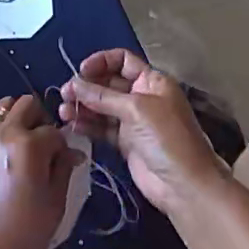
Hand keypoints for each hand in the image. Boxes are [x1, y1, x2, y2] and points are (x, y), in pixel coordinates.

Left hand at [0, 95, 82, 248]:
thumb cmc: (26, 231)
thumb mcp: (55, 201)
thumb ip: (64, 168)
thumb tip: (72, 151)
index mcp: (28, 144)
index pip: (54, 131)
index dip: (63, 146)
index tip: (64, 161)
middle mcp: (4, 131)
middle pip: (27, 104)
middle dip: (41, 120)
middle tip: (45, 145)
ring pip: (5, 106)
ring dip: (19, 118)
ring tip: (25, 144)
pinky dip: (1, 127)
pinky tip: (7, 151)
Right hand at [59, 49, 229, 216]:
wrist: (185, 188)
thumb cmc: (167, 139)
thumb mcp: (136, 109)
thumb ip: (102, 96)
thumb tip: (73, 83)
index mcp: (152, 81)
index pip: (122, 61)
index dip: (101, 62)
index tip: (81, 71)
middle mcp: (141, 97)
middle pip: (108, 83)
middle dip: (86, 86)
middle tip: (65, 94)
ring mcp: (133, 121)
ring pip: (101, 106)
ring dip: (82, 106)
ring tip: (63, 112)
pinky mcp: (125, 142)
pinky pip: (101, 127)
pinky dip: (86, 125)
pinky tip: (71, 125)